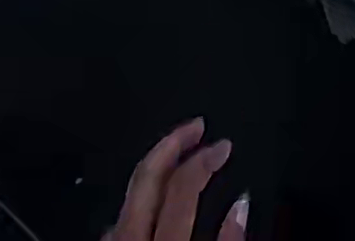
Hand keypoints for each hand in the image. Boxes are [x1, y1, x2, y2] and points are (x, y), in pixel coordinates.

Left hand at [105, 119, 247, 240]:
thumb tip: (241, 205)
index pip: (182, 185)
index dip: (205, 158)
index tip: (224, 146)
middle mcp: (130, 236)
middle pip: (148, 173)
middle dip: (173, 140)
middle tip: (196, 124)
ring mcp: (114, 240)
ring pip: (131, 187)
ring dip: (157, 162)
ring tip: (179, 147)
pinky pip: (122, 212)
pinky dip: (143, 195)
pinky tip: (155, 193)